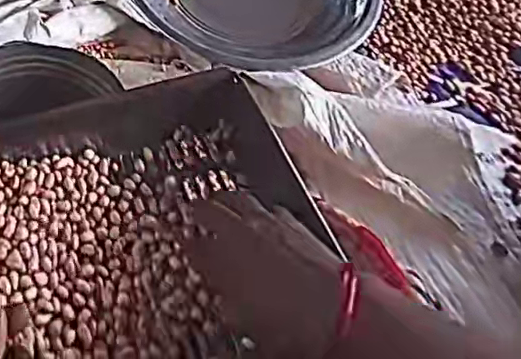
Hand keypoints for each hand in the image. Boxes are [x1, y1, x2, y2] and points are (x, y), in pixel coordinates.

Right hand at [188, 192, 341, 357]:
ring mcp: (267, 221)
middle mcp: (242, 231)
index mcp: (225, 257)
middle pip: (212, 208)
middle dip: (201, 208)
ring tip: (223, 201)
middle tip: (196, 210)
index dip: (187, 242)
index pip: (196, 244)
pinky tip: (263, 214)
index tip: (183, 241)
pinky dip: (260, 208)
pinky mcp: (291, 220)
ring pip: (238, 197)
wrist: (337, 308)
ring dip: (227, 199)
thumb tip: (220, 290)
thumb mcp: (247, 317)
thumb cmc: (291, 323)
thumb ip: (226, 294)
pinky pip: (268, 205)